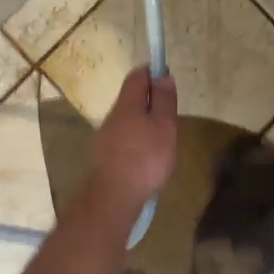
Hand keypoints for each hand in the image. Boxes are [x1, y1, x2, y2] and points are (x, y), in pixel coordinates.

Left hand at [87, 69, 178, 209]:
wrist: (112, 199)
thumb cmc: (144, 158)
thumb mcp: (164, 126)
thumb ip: (164, 100)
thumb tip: (163, 75)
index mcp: (127, 104)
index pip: (137, 75)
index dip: (153, 74)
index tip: (168, 85)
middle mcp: (113, 116)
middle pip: (131, 99)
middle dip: (150, 103)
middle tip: (169, 119)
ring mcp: (105, 138)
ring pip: (127, 121)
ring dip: (143, 126)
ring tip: (161, 144)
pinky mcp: (104, 159)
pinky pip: (123, 141)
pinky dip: (136, 144)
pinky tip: (146, 162)